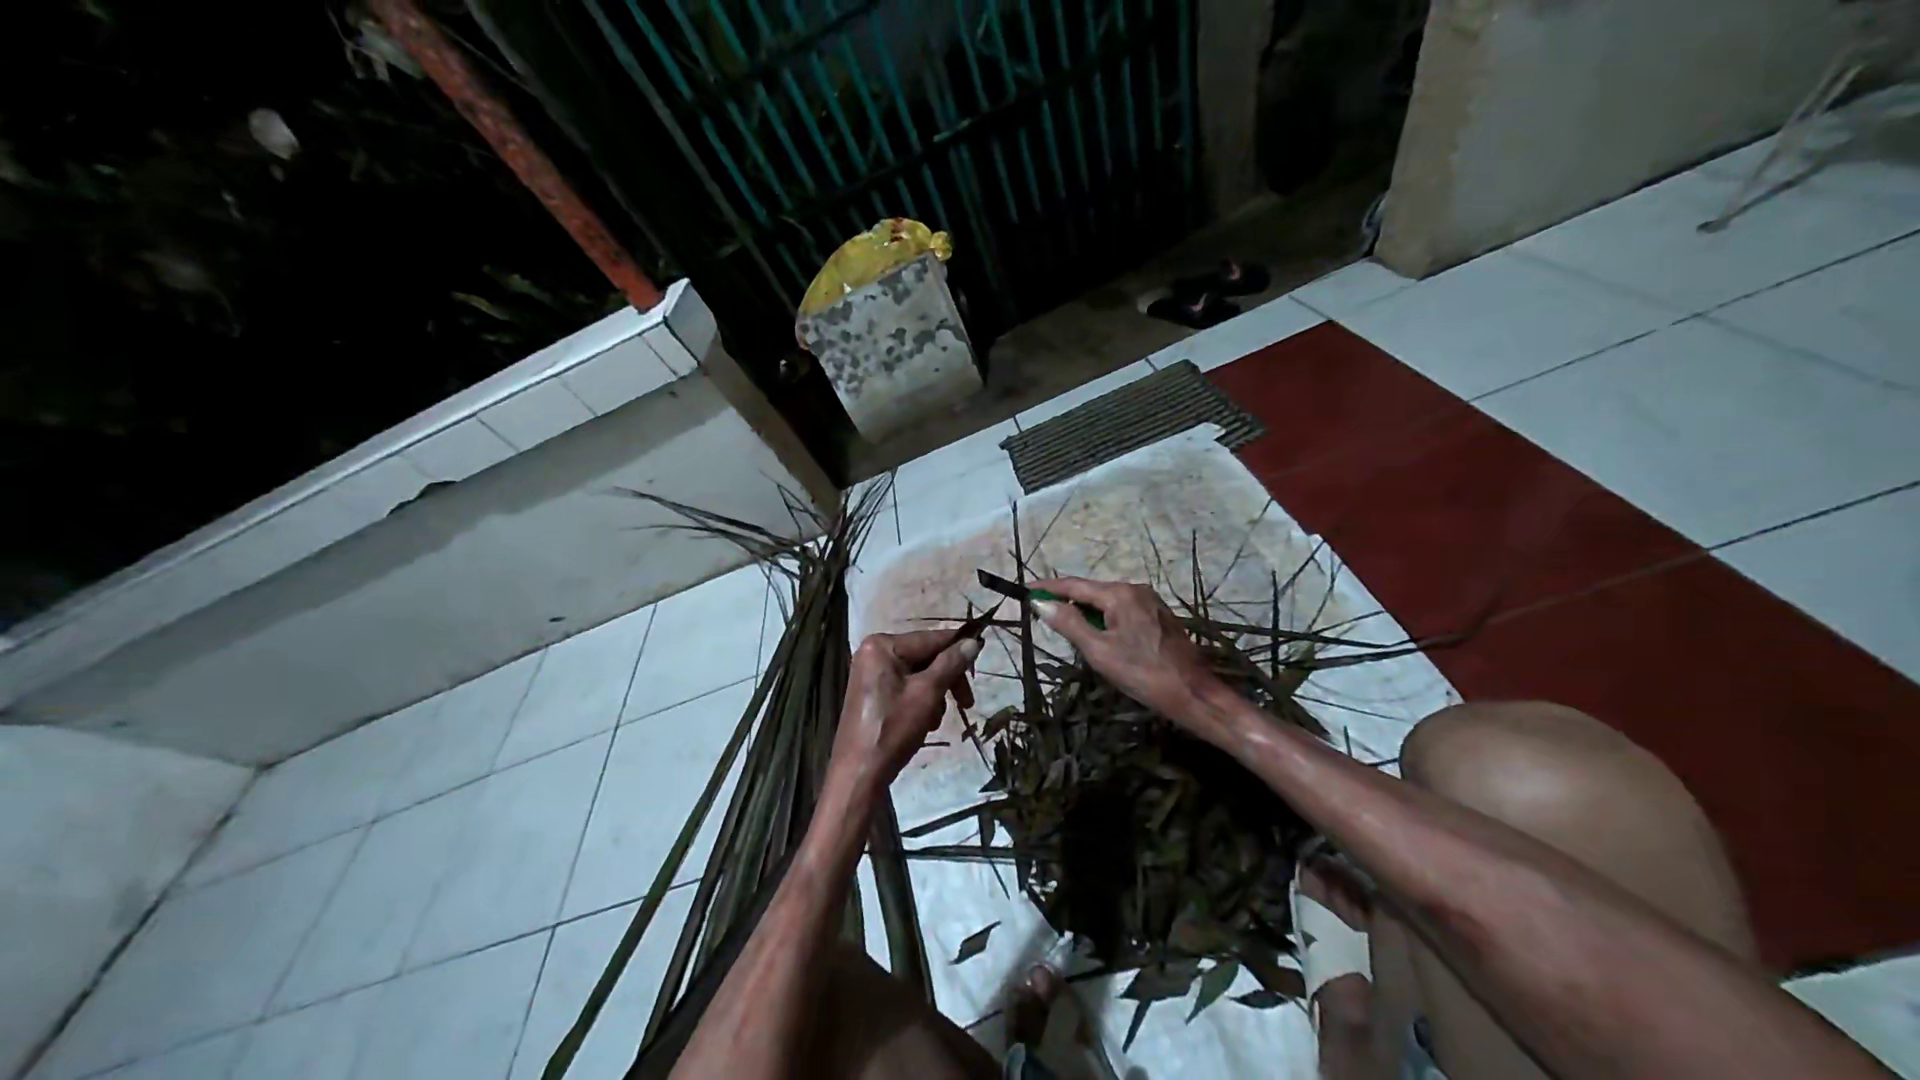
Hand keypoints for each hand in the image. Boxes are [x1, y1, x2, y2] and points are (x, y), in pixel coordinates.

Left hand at [833, 630, 980, 793]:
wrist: (860, 773)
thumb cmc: (893, 729)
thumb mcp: (927, 694)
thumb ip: (951, 664)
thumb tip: (973, 641)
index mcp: (882, 645)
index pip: (931, 638)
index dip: (958, 650)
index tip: (982, 662)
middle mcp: (874, 653)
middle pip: (925, 657)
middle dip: (946, 680)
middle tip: (966, 703)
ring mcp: (871, 674)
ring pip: (919, 675)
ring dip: (935, 696)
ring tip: (934, 721)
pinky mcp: (873, 694)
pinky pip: (906, 688)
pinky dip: (920, 703)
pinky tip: (923, 724)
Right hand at [1029, 577, 1222, 729]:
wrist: (1193, 693)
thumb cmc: (1143, 673)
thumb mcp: (1099, 651)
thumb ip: (1069, 624)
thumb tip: (1041, 603)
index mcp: (1120, 594)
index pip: (1075, 585)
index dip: (1048, 588)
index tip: (1024, 591)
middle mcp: (1135, 590)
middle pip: (1091, 591)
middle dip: (1066, 600)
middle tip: (1041, 613)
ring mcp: (1150, 602)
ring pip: (1107, 602)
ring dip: (1085, 612)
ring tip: (1065, 627)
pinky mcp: (1158, 617)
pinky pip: (1121, 610)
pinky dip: (1104, 619)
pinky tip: (1097, 635)